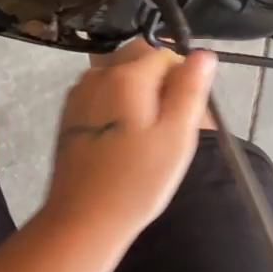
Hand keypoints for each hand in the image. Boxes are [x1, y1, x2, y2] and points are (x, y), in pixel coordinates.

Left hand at [37, 40, 216, 248]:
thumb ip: (190, 90)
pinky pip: (102, 93)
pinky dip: (117, 107)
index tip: (182, 116)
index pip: (165, 55)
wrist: (83, 217)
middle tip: (166, 130)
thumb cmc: (137, 182)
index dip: (182, 80)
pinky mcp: (69, 110)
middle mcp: (97, 74)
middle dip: (159, 85)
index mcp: (125, 75)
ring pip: (120, 77)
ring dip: (138, 96)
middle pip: (140, 61)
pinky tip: (122, 142)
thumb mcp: (176, 137)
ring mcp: (78, 91)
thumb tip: (203, 54)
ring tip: (144, 139)